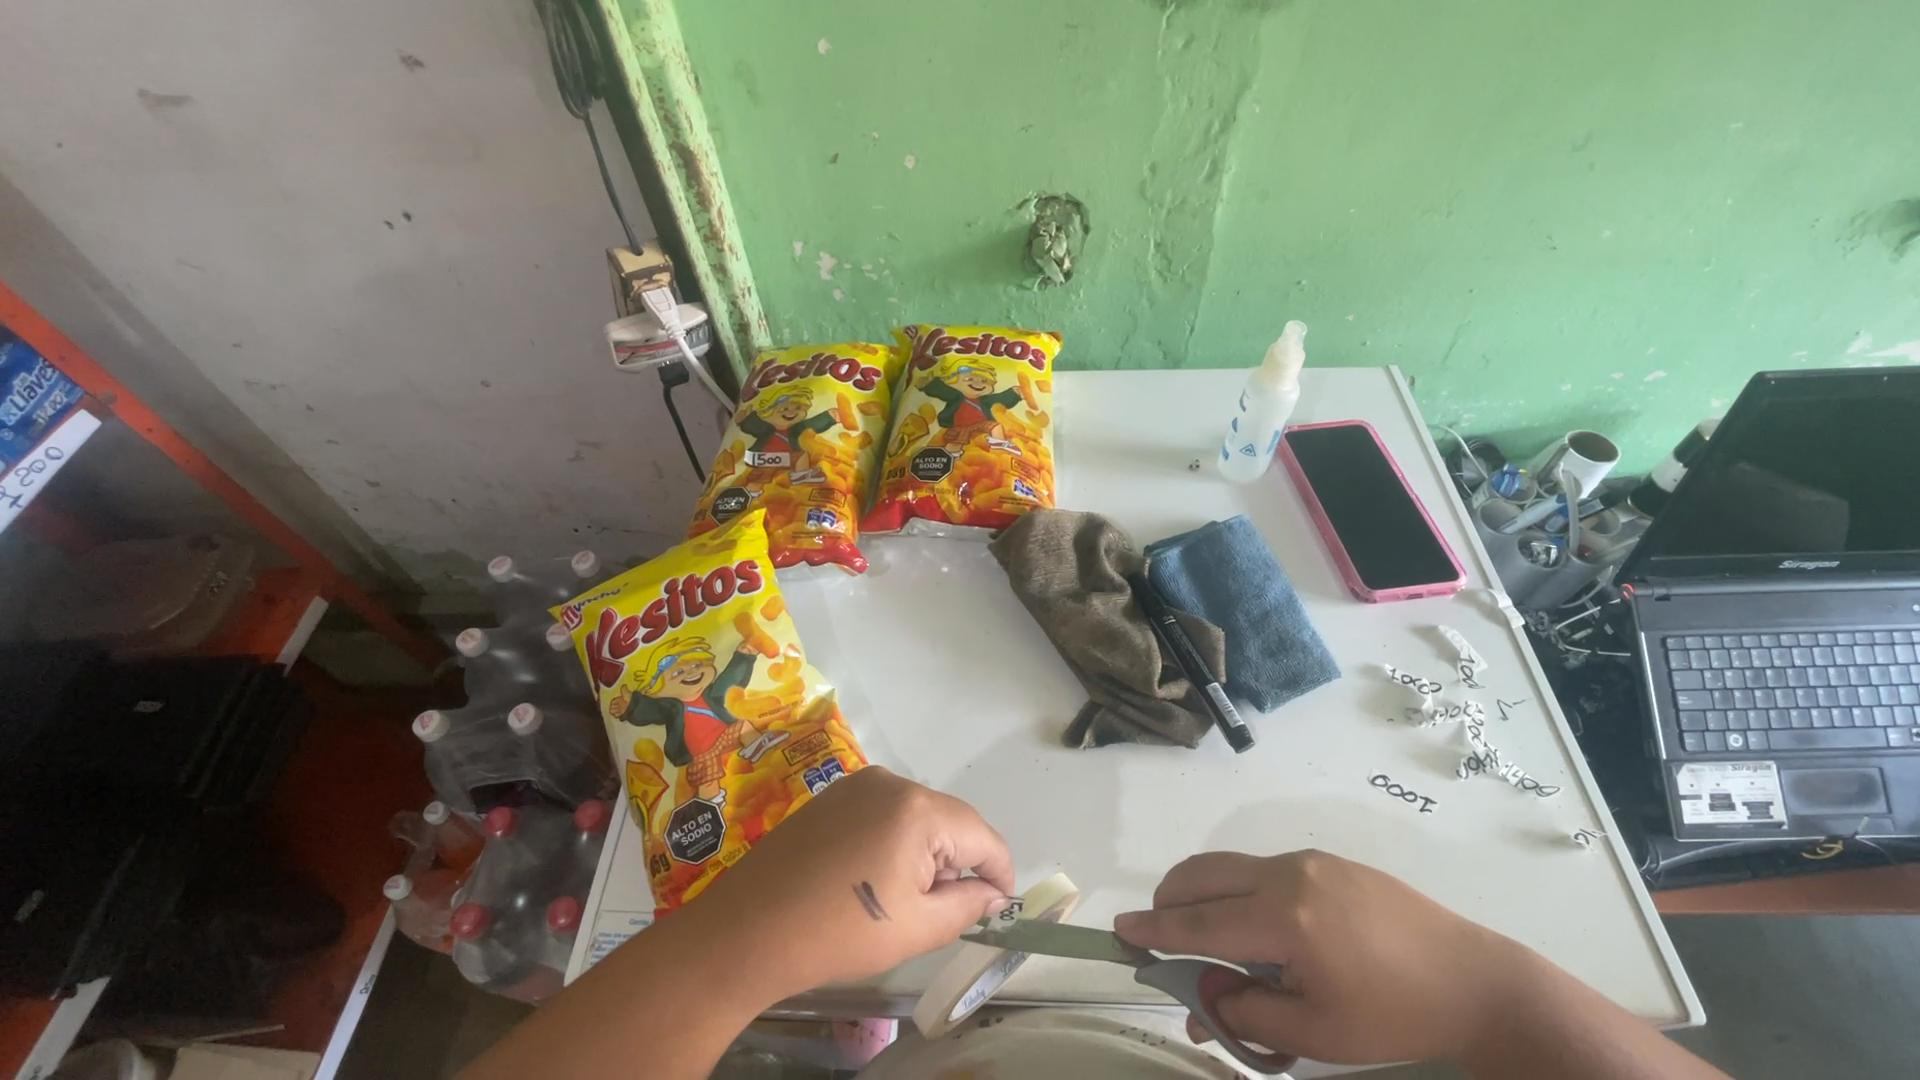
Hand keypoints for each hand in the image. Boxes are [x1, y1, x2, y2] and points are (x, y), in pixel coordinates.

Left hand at [688, 766, 1013, 997]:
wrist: (748, 930)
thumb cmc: (838, 933)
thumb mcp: (917, 929)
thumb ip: (967, 905)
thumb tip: (993, 892)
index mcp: (917, 809)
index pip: (981, 835)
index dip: (998, 871)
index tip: (999, 905)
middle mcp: (891, 782)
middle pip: (949, 821)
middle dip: (957, 862)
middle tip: (941, 911)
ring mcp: (857, 785)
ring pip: (917, 815)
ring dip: (926, 852)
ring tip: (901, 899)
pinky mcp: (832, 796)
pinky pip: (884, 812)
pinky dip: (894, 840)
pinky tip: (871, 878)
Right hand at [1114, 850, 1538, 1066]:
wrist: (1475, 980)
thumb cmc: (1395, 1014)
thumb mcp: (1318, 1033)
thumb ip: (1248, 1012)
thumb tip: (1204, 994)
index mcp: (1283, 918)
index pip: (1199, 923)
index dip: (1155, 929)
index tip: (1120, 930)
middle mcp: (1285, 875)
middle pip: (1202, 875)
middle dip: (1170, 902)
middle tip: (1161, 935)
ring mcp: (1307, 861)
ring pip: (1229, 866)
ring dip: (1203, 894)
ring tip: (1211, 936)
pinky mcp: (1325, 860)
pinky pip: (1261, 868)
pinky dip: (1238, 891)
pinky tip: (1264, 930)